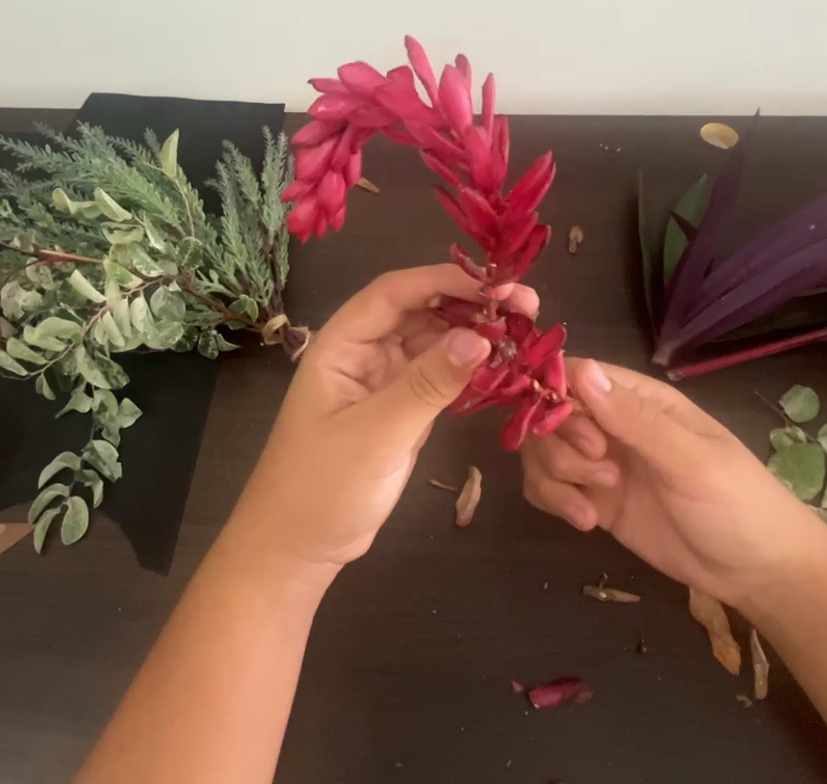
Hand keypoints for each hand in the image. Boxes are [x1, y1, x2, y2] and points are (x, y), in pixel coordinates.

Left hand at [223, 265, 538, 583]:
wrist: (298, 546)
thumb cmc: (323, 486)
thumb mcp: (377, 433)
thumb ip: (427, 384)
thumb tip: (481, 335)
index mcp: (341, 344)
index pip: (394, 292)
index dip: (446, 280)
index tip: (500, 283)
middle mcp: (361, 353)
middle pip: (418, 311)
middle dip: (469, 302)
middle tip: (528, 306)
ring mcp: (381, 382)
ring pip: (431, 341)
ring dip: (473, 333)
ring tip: (524, 332)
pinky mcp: (398, 410)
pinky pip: (436, 376)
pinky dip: (467, 368)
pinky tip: (502, 366)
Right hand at [520, 359, 826, 606]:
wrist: (758, 576)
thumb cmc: (739, 506)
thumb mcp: (691, 461)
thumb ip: (634, 418)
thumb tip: (582, 370)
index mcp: (639, 400)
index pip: (575, 374)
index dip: (557, 395)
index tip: (573, 430)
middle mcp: (611, 424)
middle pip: (548, 414)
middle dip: (560, 446)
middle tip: (601, 473)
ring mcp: (598, 462)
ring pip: (541, 450)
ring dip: (554, 477)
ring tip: (590, 510)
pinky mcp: (591, 497)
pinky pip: (546, 485)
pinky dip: (552, 500)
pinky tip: (585, 522)